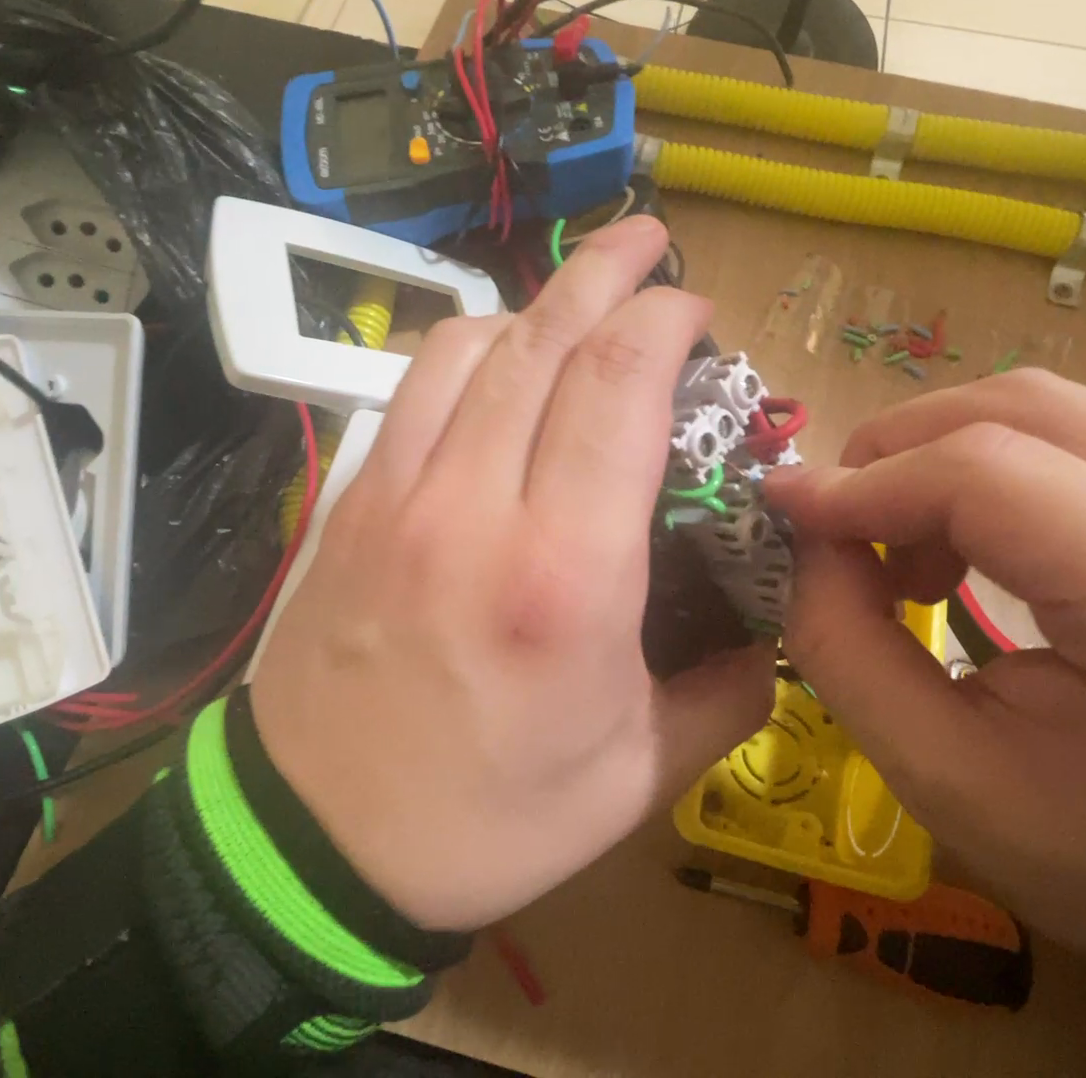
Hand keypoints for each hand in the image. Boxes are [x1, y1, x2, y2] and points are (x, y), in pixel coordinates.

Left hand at [252, 216, 772, 931]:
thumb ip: (722, 696)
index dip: (666, 320)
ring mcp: (399, 497)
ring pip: (469, 347)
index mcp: (566, 575)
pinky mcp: (352, 507)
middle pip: (546, 339)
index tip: (698, 312)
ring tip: (578, 299)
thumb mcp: (633, 777)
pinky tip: (494, 361)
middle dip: (608, 271)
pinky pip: (413, 390)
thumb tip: (766, 639)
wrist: (319, 845)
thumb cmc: (486, 820)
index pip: (621, 385)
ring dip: (535, 303)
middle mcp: (478, 508)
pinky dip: (467, 350)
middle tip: (649, 240)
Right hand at [764, 370, 1085, 1071]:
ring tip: (911, 553)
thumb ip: (845, 647)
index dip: (867, 481)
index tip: (785, 511)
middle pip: (1035, 409)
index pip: (995, 476)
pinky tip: (981, 551)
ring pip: (1067, 413)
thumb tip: (807, 541)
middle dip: (900, 449)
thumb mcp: (941, 779)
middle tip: (840, 528)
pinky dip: (1003, 478)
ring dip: (948, 459)